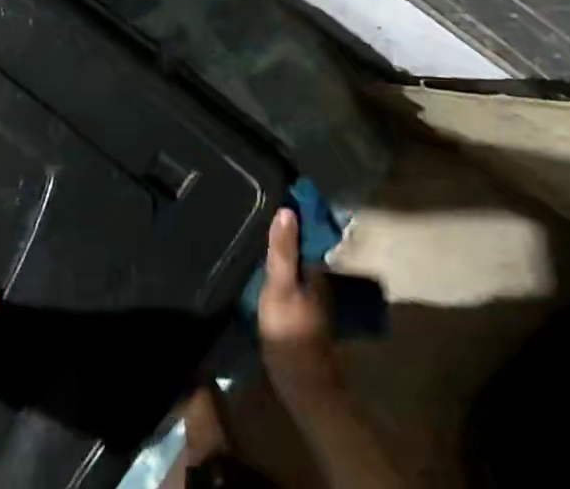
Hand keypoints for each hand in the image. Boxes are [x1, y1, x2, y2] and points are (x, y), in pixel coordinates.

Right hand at [257, 208, 338, 397]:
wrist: (300, 380)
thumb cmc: (290, 329)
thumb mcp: (281, 286)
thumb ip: (283, 251)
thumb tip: (287, 210)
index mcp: (315, 267)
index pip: (306, 228)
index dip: (294, 209)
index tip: (275, 189)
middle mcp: (316, 276)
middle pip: (300, 243)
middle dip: (285, 225)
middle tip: (256, 204)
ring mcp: (308, 293)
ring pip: (294, 259)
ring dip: (280, 244)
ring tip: (252, 226)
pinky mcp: (296, 307)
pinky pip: (287, 274)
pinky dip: (277, 264)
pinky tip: (257, 262)